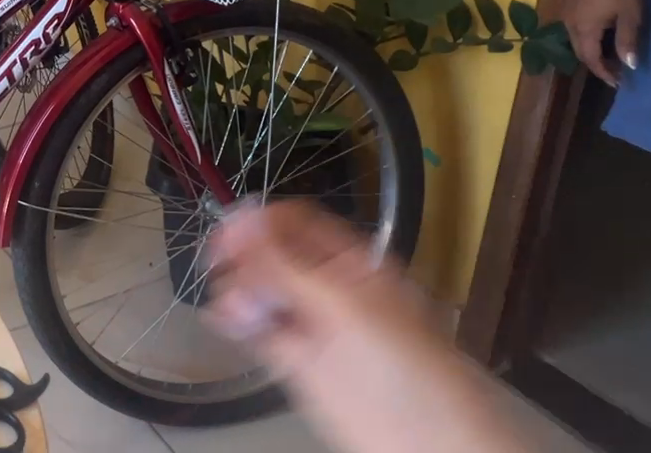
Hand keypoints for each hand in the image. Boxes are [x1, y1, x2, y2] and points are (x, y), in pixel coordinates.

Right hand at [204, 202, 530, 452]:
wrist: (428, 449)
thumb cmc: (409, 373)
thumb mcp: (346, 307)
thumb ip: (287, 264)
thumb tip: (243, 219)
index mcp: (351, 264)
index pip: (296, 223)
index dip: (262, 221)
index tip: (231, 230)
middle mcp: (327, 286)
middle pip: (270, 252)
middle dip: (245, 257)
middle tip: (223, 264)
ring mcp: (309, 320)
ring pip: (258, 286)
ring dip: (238, 288)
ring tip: (234, 307)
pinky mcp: (292, 353)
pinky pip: (255, 323)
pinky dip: (236, 317)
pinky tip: (228, 319)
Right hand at [565, 0, 641, 84]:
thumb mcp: (630, 19)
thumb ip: (627, 42)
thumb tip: (630, 65)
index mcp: (584, 29)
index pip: (590, 58)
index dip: (603, 72)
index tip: (618, 84)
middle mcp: (570, 26)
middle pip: (580, 53)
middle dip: (597, 66)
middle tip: (617, 75)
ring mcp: (568, 18)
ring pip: (576, 44)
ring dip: (592, 55)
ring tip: (611, 62)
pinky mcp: (571, 12)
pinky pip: (576, 35)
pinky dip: (588, 44)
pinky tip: (601, 43)